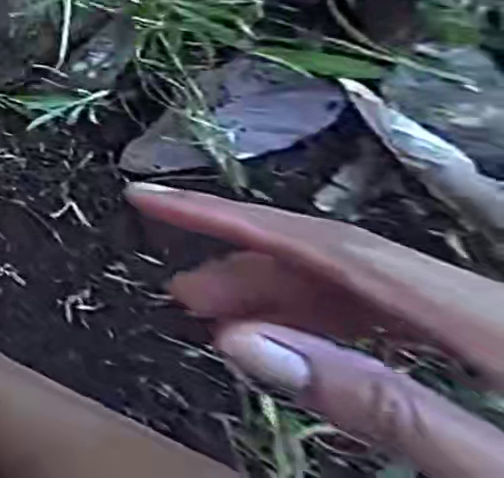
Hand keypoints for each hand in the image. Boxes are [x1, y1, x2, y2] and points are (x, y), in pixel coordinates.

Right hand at [127, 183, 503, 477]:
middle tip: (184, 300)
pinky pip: (416, 315)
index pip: (333, 247)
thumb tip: (241, 341)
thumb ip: (392, 414)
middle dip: (253, 270)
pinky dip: (349, 322)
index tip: (145, 199)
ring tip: (233, 323)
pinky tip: (320, 347)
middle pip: (350, 262)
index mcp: (503, 326)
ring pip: (379, 285)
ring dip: (293, 296)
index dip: (227, 216)